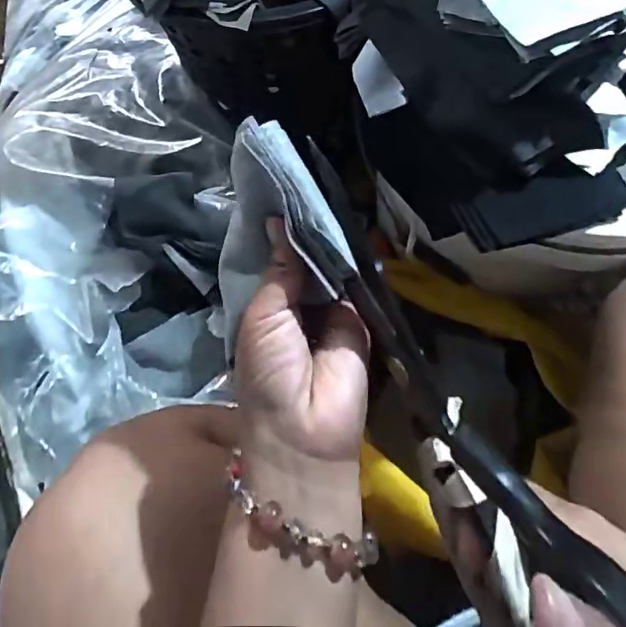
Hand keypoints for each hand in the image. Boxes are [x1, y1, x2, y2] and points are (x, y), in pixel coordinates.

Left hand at [233, 219, 370, 465]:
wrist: (306, 432)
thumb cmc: (268, 372)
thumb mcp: (264, 314)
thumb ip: (279, 271)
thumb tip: (278, 223)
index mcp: (269, 307)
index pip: (279, 263)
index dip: (283, 236)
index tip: (289, 197)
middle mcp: (300, 308)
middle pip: (307, 265)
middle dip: (309, 237)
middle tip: (314, 194)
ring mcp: (332, 316)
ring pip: (333, 274)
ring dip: (333, 249)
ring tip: (334, 205)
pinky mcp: (361, 325)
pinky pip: (358, 290)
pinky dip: (357, 268)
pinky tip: (358, 236)